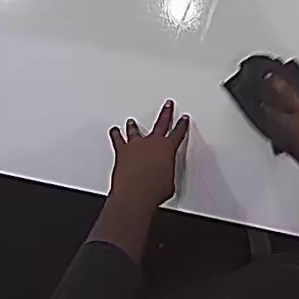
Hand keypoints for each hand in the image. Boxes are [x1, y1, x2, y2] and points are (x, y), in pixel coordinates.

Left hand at [107, 100, 189, 214]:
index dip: (182, 125)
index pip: (178, 133)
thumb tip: (164, 177)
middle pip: (161, 123)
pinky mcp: (122, 151)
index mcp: (168, 148)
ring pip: (136, 130)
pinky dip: (116, 135)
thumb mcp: (170, 183)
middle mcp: (152, 142)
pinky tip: (114, 131)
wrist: (135, 194)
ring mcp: (136, 145)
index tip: (183, 119)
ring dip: (134, 126)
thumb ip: (167, 173)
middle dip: (166, 113)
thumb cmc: (153, 190)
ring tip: (132, 121)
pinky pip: (118, 140)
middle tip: (168, 105)